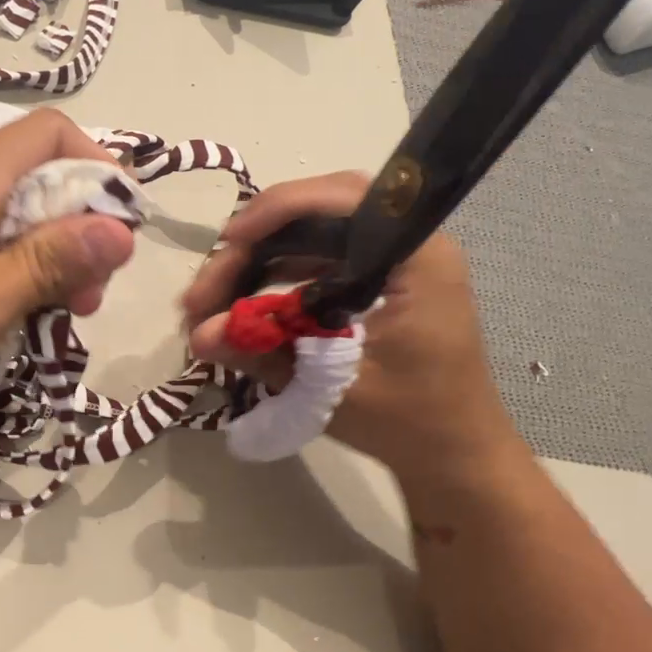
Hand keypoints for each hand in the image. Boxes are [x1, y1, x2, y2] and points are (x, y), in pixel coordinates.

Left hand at [0, 108, 136, 409]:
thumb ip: (49, 264)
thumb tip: (121, 228)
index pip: (50, 131)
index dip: (98, 168)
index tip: (118, 230)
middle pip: (42, 174)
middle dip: (80, 227)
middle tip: (90, 295)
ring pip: (19, 212)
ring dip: (52, 256)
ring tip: (65, 313)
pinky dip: (18, 268)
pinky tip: (23, 312)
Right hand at [180, 171, 523, 480]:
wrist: (452, 453)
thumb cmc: (410, 420)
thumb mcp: (331, 388)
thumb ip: (266, 354)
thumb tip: (199, 335)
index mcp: (415, 258)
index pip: (344, 199)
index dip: (278, 211)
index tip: (227, 243)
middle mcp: (402, 247)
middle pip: (312, 217)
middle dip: (248, 249)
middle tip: (199, 297)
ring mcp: (383, 265)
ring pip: (303, 241)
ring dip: (249, 267)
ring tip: (205, 308)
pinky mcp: (367, 285)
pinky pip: (308, 265)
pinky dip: (267, 282)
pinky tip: (234, 312)